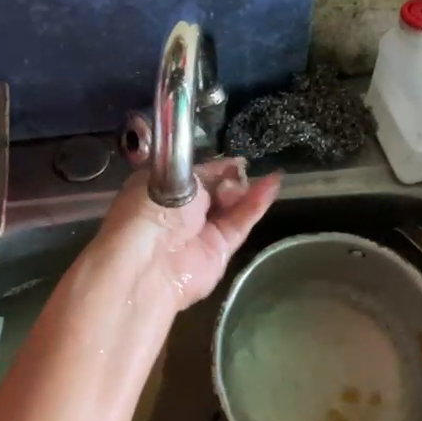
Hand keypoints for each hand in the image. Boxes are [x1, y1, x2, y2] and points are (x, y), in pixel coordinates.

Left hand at [83, 157, 281, 311]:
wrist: (149, 261)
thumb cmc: (152, 208)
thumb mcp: (174, 176)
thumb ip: (204, 173)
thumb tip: (226, 168)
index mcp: (159, 189)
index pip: (193, 174)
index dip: (214, 167)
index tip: (234, 159)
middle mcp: (179, 211)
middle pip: (215, 190)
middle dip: (230, 178)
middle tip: (240, 171)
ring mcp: (200, 232)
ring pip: (231, 206)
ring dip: (248, 189)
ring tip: (268, 175)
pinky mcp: (220, 250)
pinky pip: (241, 222)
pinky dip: (257, 204)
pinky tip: (272, 185)